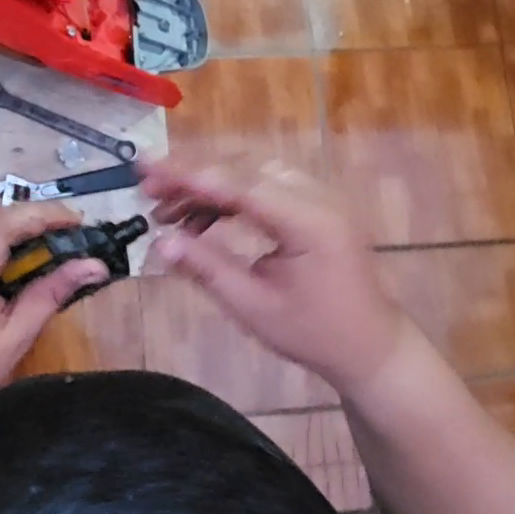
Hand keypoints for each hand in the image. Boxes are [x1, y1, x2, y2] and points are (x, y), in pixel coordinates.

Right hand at [142, 157, 424, 388]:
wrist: (370, 345)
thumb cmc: (313, 334)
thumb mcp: (252, 307)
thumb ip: (206, 269)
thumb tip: (160, 243)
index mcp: (308, 222)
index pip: (238, 185)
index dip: (187, 174)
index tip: (144, 168)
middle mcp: (318, 198)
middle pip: (244, 169)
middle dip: (192, 177)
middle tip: (147, 191)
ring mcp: (319, 198)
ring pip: (252, 173)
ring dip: (208, 186)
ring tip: (167, 211)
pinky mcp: (314, 205)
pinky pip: (265, 186)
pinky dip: (230, 196)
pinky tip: (201, 218)